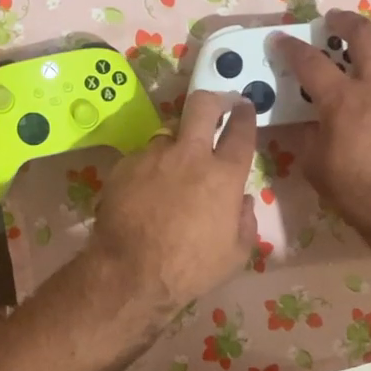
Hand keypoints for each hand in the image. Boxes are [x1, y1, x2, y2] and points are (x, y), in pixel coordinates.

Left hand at [88, 90, 258, 315]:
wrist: (129, 272)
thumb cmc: (188, 268)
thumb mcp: (234, 254)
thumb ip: (245, 221)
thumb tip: (241, 201)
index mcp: (223, 176)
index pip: (241, 131)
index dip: (246, 115)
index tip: (245, 107)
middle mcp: (189, 155)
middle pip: (203, 106)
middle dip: (215, 98)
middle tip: (219, 103)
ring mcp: (153, 156)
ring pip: (169, 133)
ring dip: (177, 143)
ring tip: (173, 167)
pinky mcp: (125, 165)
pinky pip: (143, 157)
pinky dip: (150, 167)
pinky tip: (145, 190)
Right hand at [274, 10, 370, 245]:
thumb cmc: (362, 196)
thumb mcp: (318, 170)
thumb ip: (309, 139)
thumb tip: (307, 124)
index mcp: (343, 101)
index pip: (310, 62)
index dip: (291, 47)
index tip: (280, 39)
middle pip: (363, 35)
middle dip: (344, 22)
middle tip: (333, 20)